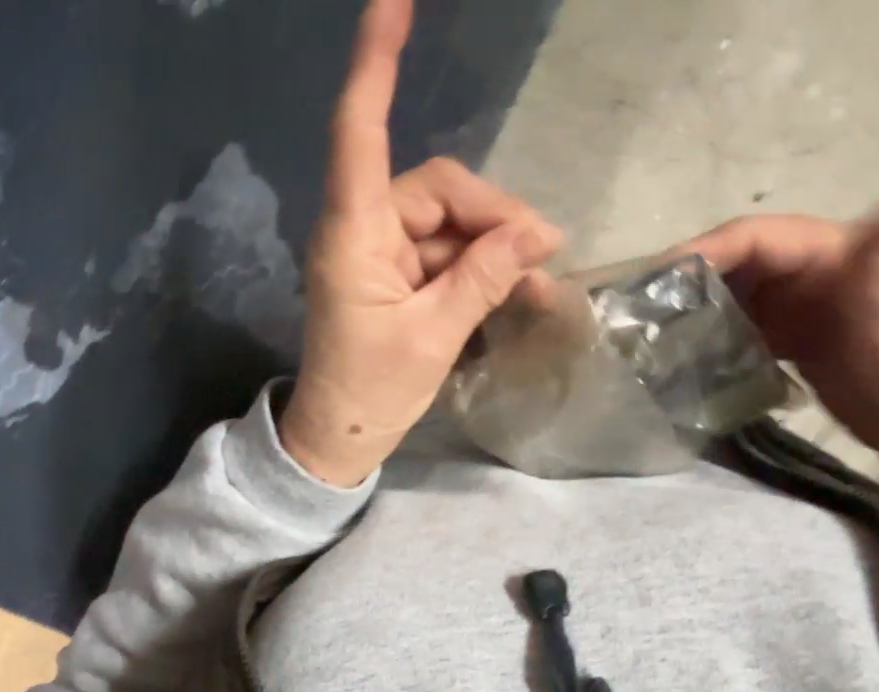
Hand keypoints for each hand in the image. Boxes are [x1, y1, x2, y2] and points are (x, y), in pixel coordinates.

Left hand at [280, 0, 563, 487]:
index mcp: (355, 234)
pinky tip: (516, 293)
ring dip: (494, 248)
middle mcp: (364, 230)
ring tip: (534, 289)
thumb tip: (537, 233)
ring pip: (451, 222)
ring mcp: (380, 253)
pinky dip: (481, 268)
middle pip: (441, 188)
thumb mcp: (434, 337)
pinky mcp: (395, 275)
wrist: (338, 441)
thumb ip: (484, 279)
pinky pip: (448, 252)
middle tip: (541, 259)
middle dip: (495, 217)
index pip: (359, 131)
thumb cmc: (370, 393)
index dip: (376, 62)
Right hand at [681, 207, 878, 524]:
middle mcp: (823, 272)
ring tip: (650, 334)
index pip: (762, 237)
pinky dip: (717, 338)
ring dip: (698, 309)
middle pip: (743, 263)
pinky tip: (688, 359)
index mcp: (846, 256)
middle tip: (637, 309)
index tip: (655, 277)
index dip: (708, 249)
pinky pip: (748, 330)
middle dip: (690, 280)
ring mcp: (811, 310)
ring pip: (740, 296)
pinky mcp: (802, 345)